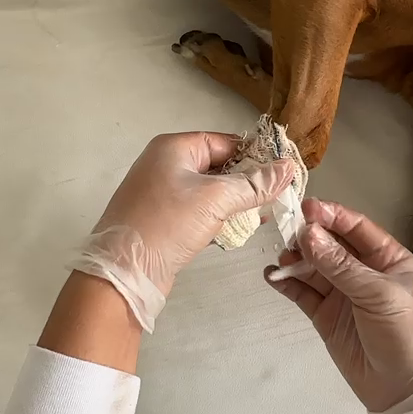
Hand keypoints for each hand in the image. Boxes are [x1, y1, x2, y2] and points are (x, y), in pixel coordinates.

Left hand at [74, 132, 295, 331]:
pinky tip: (244, 228)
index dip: (255, 155)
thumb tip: (288, 168)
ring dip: (237, 202)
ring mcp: (164, 194)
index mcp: (174, 148)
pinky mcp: (166, 220)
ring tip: (267, 212)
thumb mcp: (215, 199)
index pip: (225, 142)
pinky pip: (201, 212)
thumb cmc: (166, 224)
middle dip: (248, 181)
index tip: (284, 170)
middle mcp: (167, 165)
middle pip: (219, 166)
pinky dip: (221, 218)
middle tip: (280, 195)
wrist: (125, 271)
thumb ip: (254, 184)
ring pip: (211, 191)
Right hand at [266, 199, 412, 413]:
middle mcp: (363, 271)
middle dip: (309, 237)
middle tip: (288, 234)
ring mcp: (342, 294)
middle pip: (330, 244)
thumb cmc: (407, 334)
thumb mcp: (380, 295)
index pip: (356, 227)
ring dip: (296, 259)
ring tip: (283, 259)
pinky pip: (302, 292)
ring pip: (312, 266)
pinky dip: (286, 283)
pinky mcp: (325, 315)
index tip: (306, 209)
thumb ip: (341, 266)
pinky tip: (272, 276)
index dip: (331, 216)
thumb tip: (307, 234)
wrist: (406, 390)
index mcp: (388, 259)